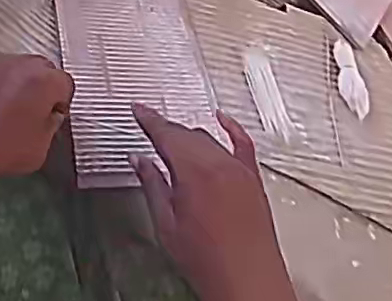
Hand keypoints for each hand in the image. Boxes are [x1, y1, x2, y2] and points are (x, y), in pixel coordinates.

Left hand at [0, 54, 72, 182]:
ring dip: (24, 81)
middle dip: (44, 86)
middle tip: (35, 112)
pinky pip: (3, 68)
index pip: (66, 83)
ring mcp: (1, 59)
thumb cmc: (4, 149)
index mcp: (45, 81)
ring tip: (13, 107)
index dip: (61, 102)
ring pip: (24, 66)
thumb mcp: (41, 147)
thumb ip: (52, 123)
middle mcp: (25, 62)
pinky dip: (5, 79)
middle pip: (45, 68)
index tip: (53, 116)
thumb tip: (50, 112)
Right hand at [133, 107, 294, 300]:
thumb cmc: (210, 265)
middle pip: (185, 133)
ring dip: (189, 136)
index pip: (164, 132)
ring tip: (174, 140)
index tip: (138, 109)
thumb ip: (152, 185)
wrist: (251, 289)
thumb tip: (139, 161)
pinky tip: (223, 119)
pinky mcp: (253, 180)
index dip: (148, 118)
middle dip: (165, 130)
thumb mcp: (167, 226)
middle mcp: (217, 163)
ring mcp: (238, 170)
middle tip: (149, 129)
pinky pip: (243, 143)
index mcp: (193, 170)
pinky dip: (232, 128)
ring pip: (207, 138)